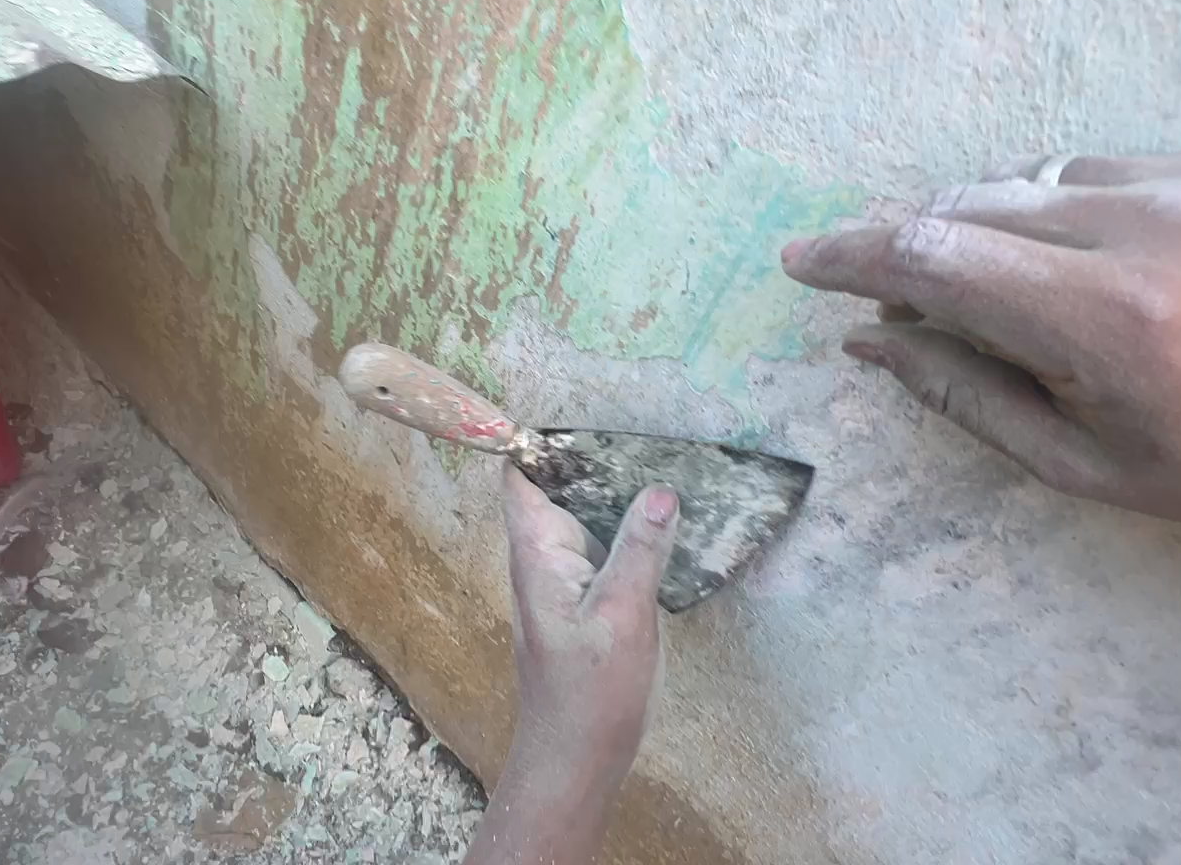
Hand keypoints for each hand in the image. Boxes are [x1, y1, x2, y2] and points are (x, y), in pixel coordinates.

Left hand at [465, 468, 678, 864]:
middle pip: (554, 490)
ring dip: (611, 497)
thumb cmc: (592, 692)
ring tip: (660, 472)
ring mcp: (555, 578)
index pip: (520, 477)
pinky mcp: (575, 597)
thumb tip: (660, 491)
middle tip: (646, 444)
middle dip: (592, 465)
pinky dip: (618, 529)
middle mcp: (538, 557)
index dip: (540, 444)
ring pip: (578, 518)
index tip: (586, 421)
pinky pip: (593, 546)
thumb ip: (640, 549)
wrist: (574, 759)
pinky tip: (656, 526)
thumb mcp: (624, 615)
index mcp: (536, 551)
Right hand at [782, 143, 1180, 584]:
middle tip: (877, 280)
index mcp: (1112, 321)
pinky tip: (1086, 253)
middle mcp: (1155, 224)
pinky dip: (1055, 207)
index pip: (930, 256)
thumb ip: (960, 393)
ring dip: (978, 224)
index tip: (800, 260)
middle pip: (964, 203)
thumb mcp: (1084, 466)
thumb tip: (867, 342)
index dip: (850, 255)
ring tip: (991, 279)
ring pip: (1025, 178)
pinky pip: (1099, 167)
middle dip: (900, 239)